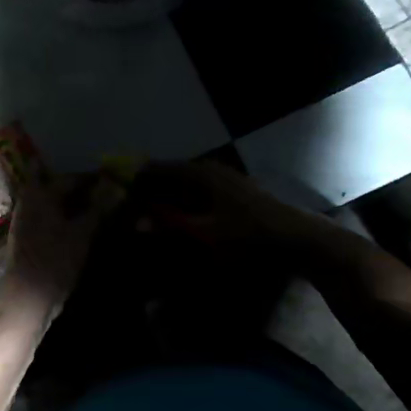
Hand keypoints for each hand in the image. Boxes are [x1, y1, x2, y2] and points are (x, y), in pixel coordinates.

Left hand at [0, 174, 116, 330]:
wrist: (26, 296)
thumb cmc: (55, 260)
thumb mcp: (83, 233)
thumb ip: (99, 208)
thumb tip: (116, 186)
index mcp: (41, 193)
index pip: (71, 178)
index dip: (93, 179)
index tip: (112, 181)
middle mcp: (28, 200)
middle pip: (55, 186)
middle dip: (76, 187)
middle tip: (101, 192)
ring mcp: (23, 218)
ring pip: (49, 202)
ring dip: (69, 203)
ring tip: (94, 210)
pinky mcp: (23, 236)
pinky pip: (45, 218)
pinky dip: (61, 218)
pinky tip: (76, 227)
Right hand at [130, 160, 324, 254]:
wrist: (300, 241)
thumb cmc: (248, 238)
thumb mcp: (203, 235)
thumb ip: (170, 225)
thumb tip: (138, 219)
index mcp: (199, 174)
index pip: (157, 168)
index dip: (133, 175)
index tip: (110, 180)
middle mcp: (211, 170)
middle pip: (171, 173)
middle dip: (148, 183)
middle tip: (125, 196)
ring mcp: (226, 180)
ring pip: (186, 182)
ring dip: (166, 192)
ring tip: (147, 206)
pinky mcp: (237, 193)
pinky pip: (199, 190)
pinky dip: (183, 198)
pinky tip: (179, 213)